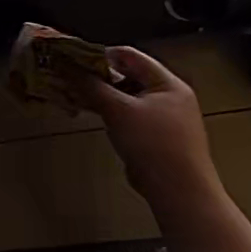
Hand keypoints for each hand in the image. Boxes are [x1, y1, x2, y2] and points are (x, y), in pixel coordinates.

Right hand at [71, 46, 226, 218]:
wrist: (182, 196)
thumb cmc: (152, 145)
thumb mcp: (117, 111)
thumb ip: (92, 86)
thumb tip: (68, 67)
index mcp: (168, 83)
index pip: (130, 56)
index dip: (101, 56)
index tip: (76, 63)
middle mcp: (172, 97)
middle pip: (131, 76)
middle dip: (103, 79)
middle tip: (76, 84)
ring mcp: (170, 119)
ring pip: (132, 98)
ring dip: (109, 99)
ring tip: (85, 103)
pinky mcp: (164, 139)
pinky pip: (136, 118)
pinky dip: (119, 116)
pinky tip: (104, 124)